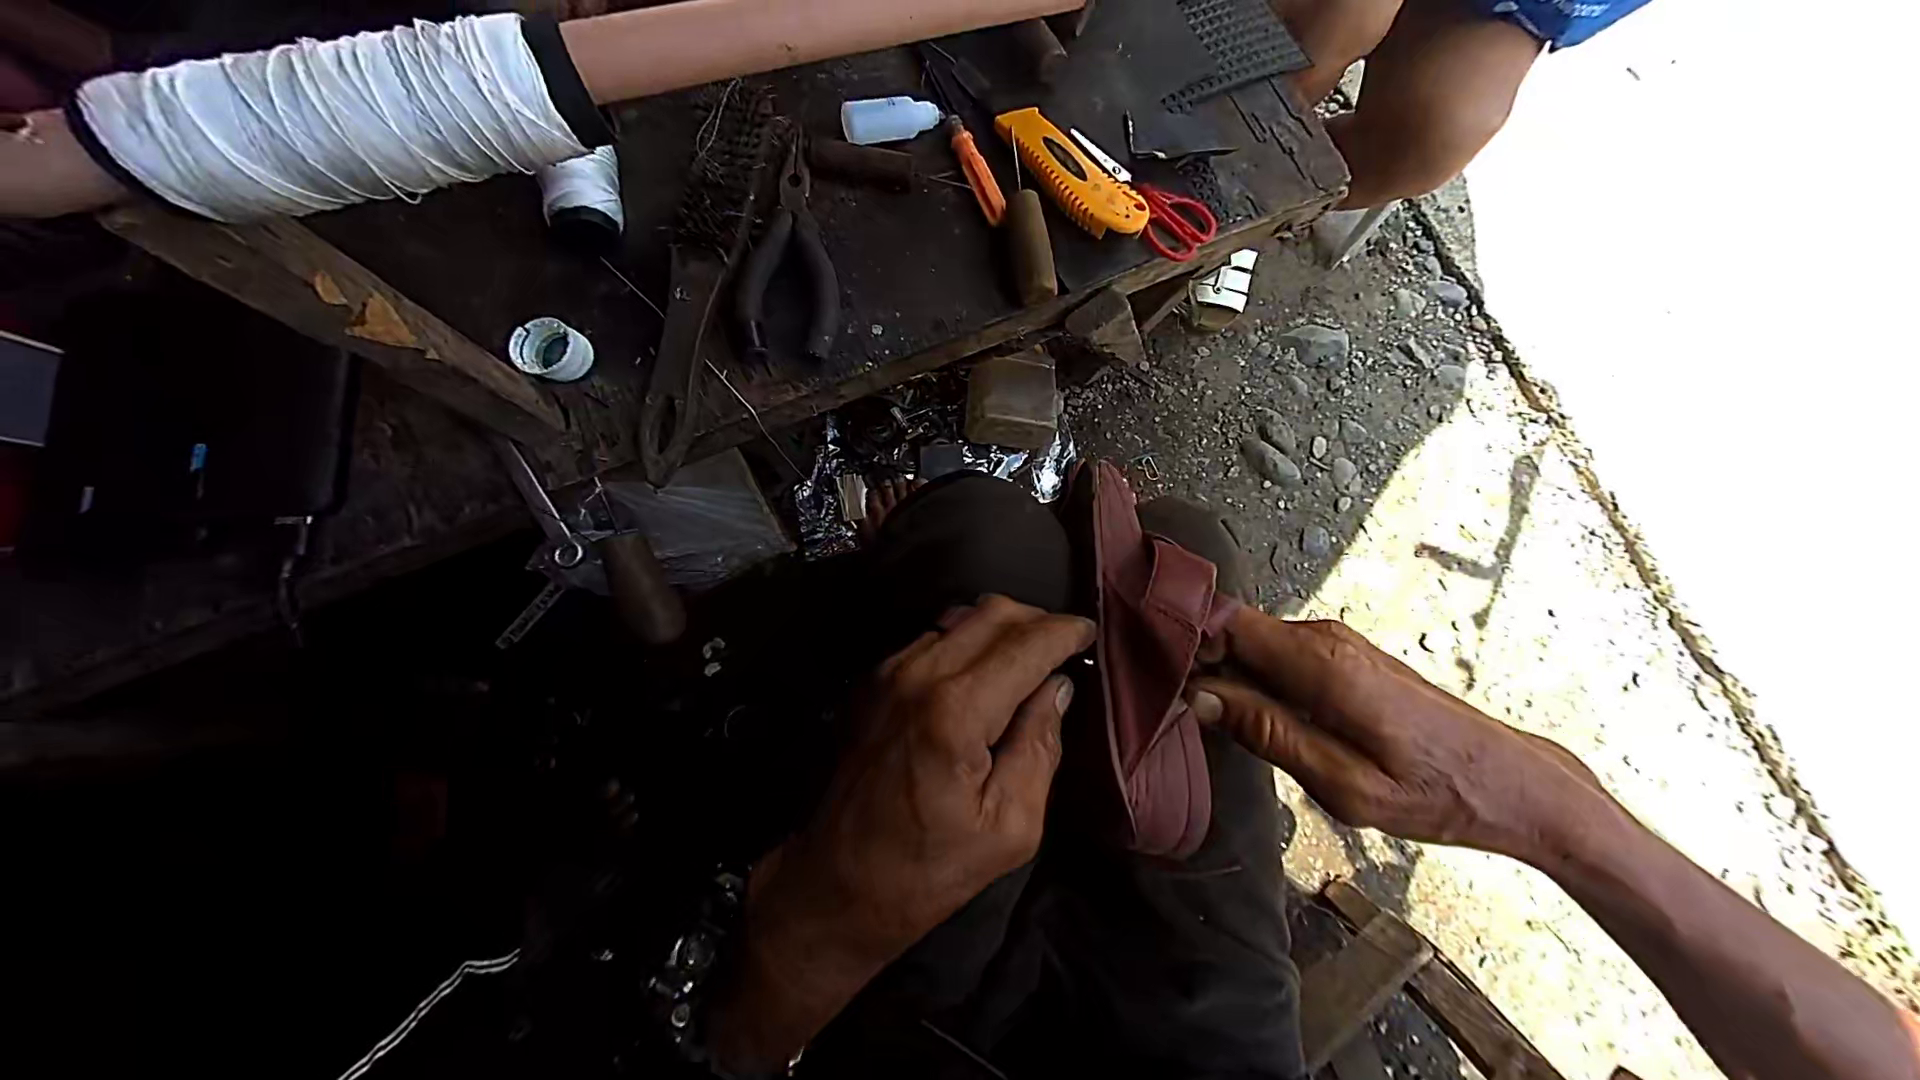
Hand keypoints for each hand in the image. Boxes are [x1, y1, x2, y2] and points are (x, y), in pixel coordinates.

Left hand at [709, 596, 1094, 1070]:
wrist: (838, 882)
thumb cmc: (928, 868)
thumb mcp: (1010, 826)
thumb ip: (1039, 746)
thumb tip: (1057, 689)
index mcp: (956, 710)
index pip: (1025, 645)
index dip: (1064, 631)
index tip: (1087, 632)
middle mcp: (918, 674)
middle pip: (991, 612)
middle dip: (1036, 620)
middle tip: (1061, 645)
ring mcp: (889, 673)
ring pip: (960, 618)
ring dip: (1000, 630)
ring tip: (1025, 662)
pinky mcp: (873, 681)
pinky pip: (933, 639)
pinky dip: (966, 643)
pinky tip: (981, 677)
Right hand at [1187, 608, 1612, 864]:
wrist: (1514, 781)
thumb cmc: (1437, 792)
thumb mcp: (1344, 785)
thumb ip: (1267, 733)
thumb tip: (1202, 698)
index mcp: (1321, 664)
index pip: (1225, 622)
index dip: (1184, 638)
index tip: (1156, 670)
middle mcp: (1323, 638)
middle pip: (1232, 628)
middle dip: (1197, 659)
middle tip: (1173, 702)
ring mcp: (1333, 642)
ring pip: (1250, 640)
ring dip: (1222, 670)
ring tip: (1209, 712)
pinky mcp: (1340, 654)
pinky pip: (1273, 652)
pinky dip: (1249, 675)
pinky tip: (1249, 710)